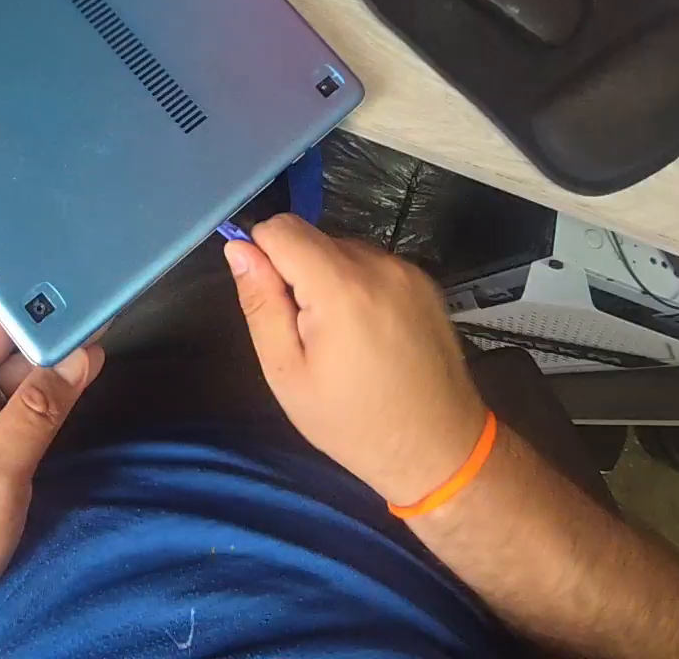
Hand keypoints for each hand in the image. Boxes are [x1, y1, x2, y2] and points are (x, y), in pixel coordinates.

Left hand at [0, 267, 103, 658]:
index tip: (15, 256)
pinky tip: (78, 374)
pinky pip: (9, 403)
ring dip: (40, 355)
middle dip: (26, 316)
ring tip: (91, 330)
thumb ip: (39, 409)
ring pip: (1, 369)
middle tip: (78, 295)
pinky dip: (40, 390)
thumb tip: (80, 357)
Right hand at [226, 214, 488, 507]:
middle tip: (307, 332)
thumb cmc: (352, 422)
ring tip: (340, 336)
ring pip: (339, 248)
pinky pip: (370, 263)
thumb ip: (260, 302)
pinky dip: (356, 284)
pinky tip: (368, 331)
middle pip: (311, 237)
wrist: (440, 450)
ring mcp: (407, 270)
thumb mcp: (286, 372)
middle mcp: (378, 264)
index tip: (272, 300)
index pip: (281, 227)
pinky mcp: (424, 280)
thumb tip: (238, 248)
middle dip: (296, 272)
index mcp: (341, 286)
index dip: (263, 256)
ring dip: (326, 277)